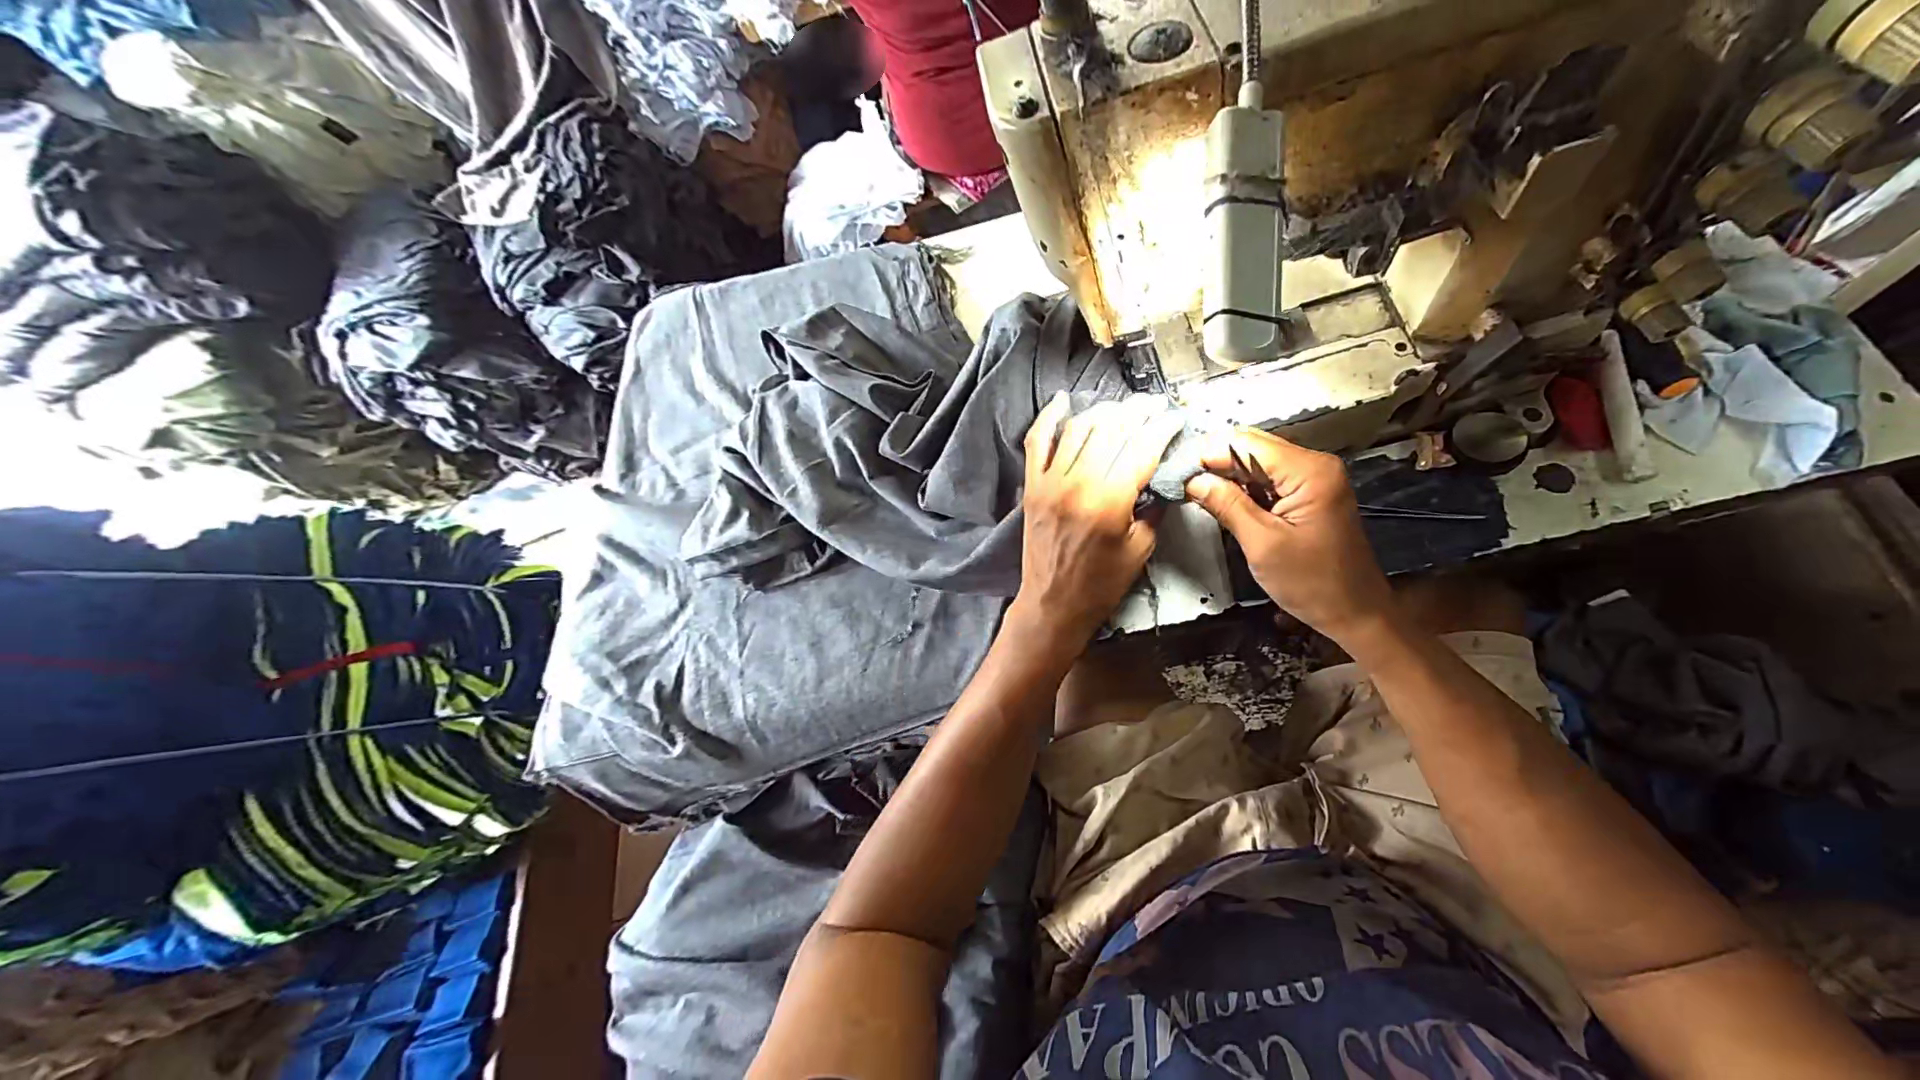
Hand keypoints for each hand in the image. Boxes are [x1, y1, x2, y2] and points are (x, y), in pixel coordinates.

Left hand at [1010, 393, 1183, 650]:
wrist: (1053, 604)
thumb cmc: (1099, 585)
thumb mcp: (1140, 549)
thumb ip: (1153, 508)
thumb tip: (1163, 477)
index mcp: (1109, 502)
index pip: (1141, 449)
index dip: (1162, 428)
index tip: (1174, 418)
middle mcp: (1077, 485)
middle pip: (1111, 431)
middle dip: (1137, 413)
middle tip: (1153, 407)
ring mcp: (1050, 483)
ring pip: (1078, 429)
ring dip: (1103, 412)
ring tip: (1122, 408)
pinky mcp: (1033, 487)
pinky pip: (1038, 442)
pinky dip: (1049, 418)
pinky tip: (1062, 401)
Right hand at [1184, 428, 1394, 643]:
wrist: (1356, 611)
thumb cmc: (1315, 583)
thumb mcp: (1262, 544)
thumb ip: (1227, 505)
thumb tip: (1193, 481)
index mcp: (1309, 472)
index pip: (1245, 443)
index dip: (1206, 455)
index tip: (1176, 474)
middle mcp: (1314, 465)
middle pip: (1250, 446)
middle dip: (1213, 462)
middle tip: (1180, 483)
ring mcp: (1312, 478)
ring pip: (1255, 460)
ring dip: (1224, 474)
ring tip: (1194, 491)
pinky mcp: (1307, 492)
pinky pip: (1266, 478)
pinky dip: (1241, 486)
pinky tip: (1220, 499)